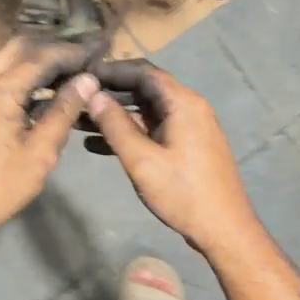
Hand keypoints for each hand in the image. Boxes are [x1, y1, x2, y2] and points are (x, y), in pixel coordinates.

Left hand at [0, 39, 98, 245]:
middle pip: (18, 50)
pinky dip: (14, 80)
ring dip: (31, 66)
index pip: (41, 58)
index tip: (95, 57)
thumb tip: (87, 81)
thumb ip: (64, 112)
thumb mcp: (40, 153)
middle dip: (50, 54)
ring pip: (2, 63)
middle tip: (78, 67)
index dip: (71, 55)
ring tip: (62, 82)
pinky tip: (34, 100)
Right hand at [84, 64, 262, 255]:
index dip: (110, 70)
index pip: (142, 71)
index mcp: (182, 102)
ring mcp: (190, 126)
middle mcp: (189, 106)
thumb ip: (115, 125)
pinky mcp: (188, 145)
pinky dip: (130, 132)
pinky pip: (154, 128)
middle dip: (109, 93)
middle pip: (144, 88)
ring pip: (146, 110)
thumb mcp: (142, 160)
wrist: (224, 229)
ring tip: (78, 122)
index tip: (80, 76)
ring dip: (115, 115)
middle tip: (75, 99)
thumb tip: (93, 95)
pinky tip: (98, 145)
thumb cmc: (182, 193)